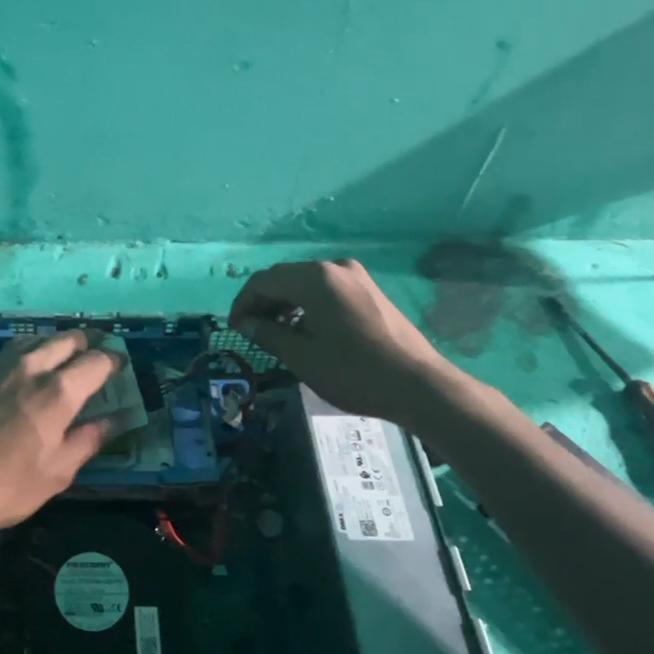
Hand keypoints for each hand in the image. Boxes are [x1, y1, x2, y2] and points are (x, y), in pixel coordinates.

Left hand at [0, 330, 124, 547]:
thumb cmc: (6, 487)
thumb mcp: (57, 472)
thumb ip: (88, 440)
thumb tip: (115, 420)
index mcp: (57, 392)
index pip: (96, 361)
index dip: (115, 360)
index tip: (124, 366)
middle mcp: (31, 369)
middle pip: (68, 339)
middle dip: (90, 342)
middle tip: (102, 353)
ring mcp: (1, 369)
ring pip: (39, 338)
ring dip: (60, 341)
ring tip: (70, 354)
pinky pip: (16, 350)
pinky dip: (35, 348)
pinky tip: (34, 365)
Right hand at [230, 259, 465, 424]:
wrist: (419, 386)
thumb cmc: (354, 372)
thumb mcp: (302, 357)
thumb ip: (267, 334)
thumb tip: (245, 323)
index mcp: (315, 278)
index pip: (264, 281)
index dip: (243, 303)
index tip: (234, 329)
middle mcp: (335, 267)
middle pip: (286, 278)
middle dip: (264, 302)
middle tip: (251, 332)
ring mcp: (357, 278)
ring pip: (307, 284)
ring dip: (286, 304)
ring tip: (276, 334)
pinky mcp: (371, 292)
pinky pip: (328, 291)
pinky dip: (309, 306)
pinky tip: (307, 331)